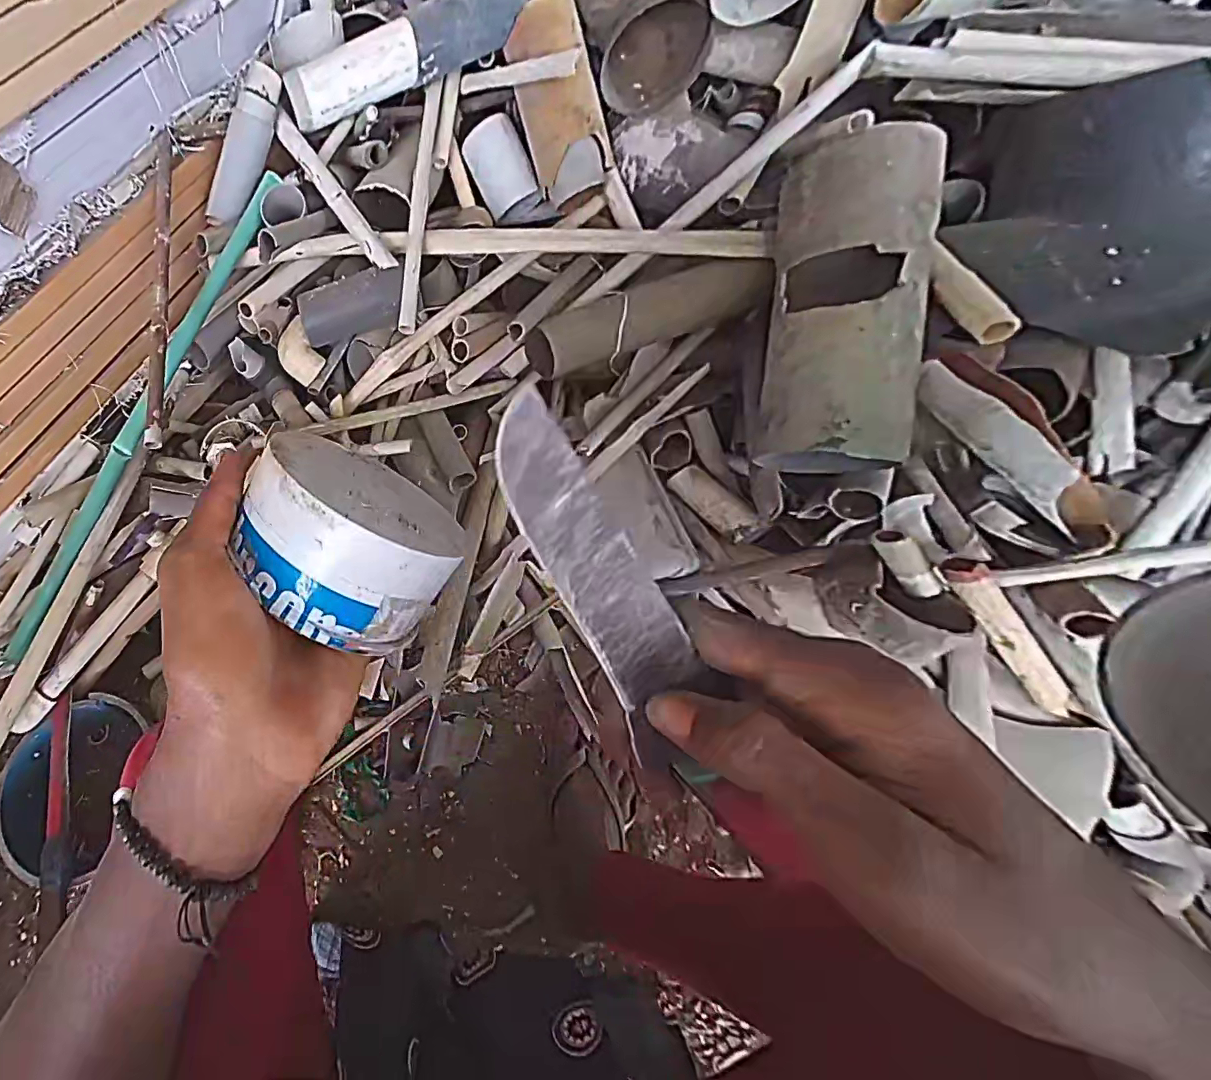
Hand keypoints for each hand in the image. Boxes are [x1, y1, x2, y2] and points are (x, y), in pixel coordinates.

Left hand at [131, 449, 367, 876]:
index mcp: (232, 567)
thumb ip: (211, 514)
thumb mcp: (192, 570)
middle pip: (309, 531)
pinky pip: (374, 601)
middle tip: (353, 481)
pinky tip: (403, 557)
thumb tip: (229, 462)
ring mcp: (312, 609)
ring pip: (345, 561)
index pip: (260, 509)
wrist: (250, 734)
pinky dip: (388, 583)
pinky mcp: (347, 636)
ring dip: (362, 541)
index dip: (279, 482)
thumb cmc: (209, 659)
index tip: (303, 455)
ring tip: (384, 511)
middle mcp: (274, 584)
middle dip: (329, 508)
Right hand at [648, 604, 1210, 1078]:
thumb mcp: (875, 847)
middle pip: (705, 659)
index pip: (711, 631)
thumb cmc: (1001, 921)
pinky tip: (696, 789)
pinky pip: (742, 726)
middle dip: (653, 701)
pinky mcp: (828, 743)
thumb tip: (665, 701)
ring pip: (716, 693)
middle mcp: (838, 682)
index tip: (600, 695)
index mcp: (851, 686)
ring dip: (674, 732)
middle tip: (635, 764)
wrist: (1104, 985)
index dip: (644, 650)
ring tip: (661, 785)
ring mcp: (832, 711)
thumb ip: (768, 762)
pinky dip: (705, 752)